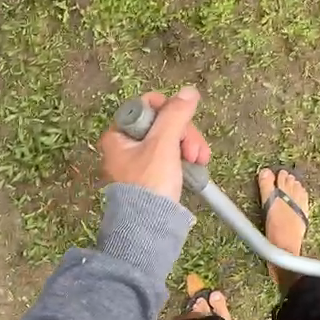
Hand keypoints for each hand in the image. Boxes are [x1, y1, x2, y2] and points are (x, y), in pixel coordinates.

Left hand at [99, 87, 211, 202]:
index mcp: (119, 134)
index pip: (147, 106)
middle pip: (162, 123)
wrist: (148, 228)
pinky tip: (196, 168)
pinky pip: (171, 157)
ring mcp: (139, 162)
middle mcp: (125, 146)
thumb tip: (189, 91)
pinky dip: (185, 160)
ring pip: (170, 140)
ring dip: (189, 147)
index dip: (171, 112)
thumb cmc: (151, 185)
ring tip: (200, 162)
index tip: (184, 126)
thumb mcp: (163, 145)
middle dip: (185, 134)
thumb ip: (176, 115)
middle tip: (196, 152)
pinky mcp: (152, 176)